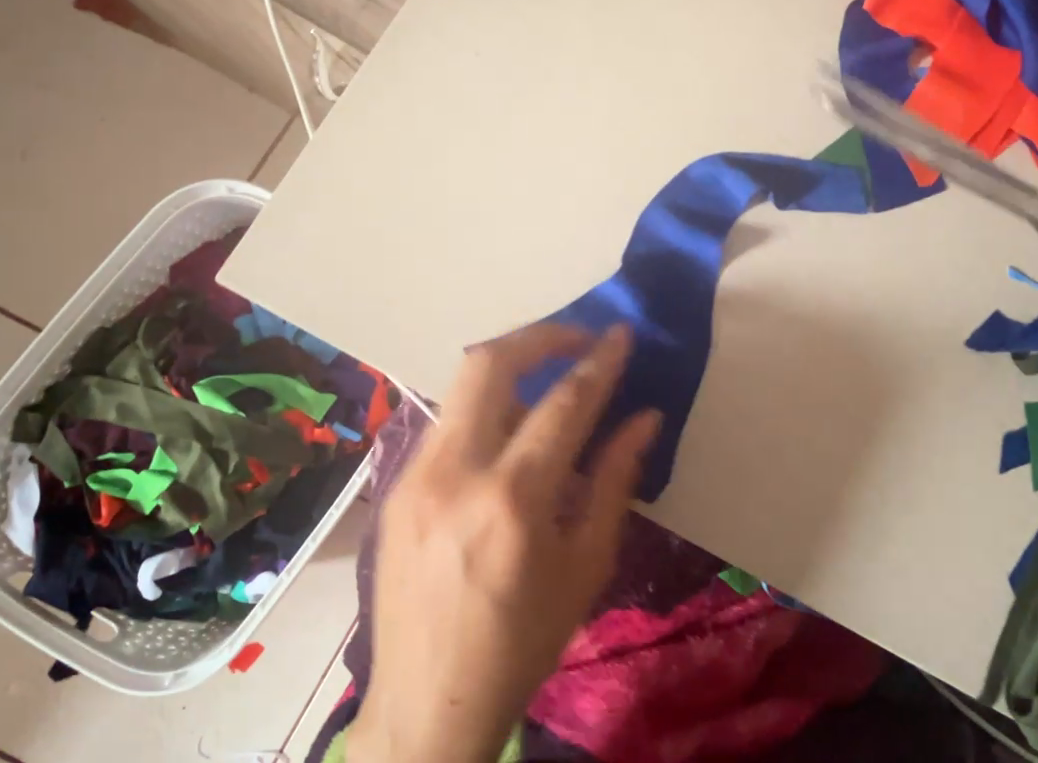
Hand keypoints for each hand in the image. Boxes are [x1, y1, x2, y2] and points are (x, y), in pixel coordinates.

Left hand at [347, 324, 659, 762]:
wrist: (428, 703)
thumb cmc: (523, 642)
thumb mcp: (585, 567)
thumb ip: (614, 481)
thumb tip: (643, 419)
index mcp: (511, 500)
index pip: (562, 404)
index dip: (598, 362)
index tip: (621, 334)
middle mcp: (453, 473)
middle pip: (489, 364)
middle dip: (539, 337)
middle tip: (577, 341)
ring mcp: (413, 476)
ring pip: (461, 389)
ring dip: (510, 373)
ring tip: (548, 392)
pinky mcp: (394, 487)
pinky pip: (446, 426)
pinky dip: (485, 415)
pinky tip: (508, 444)